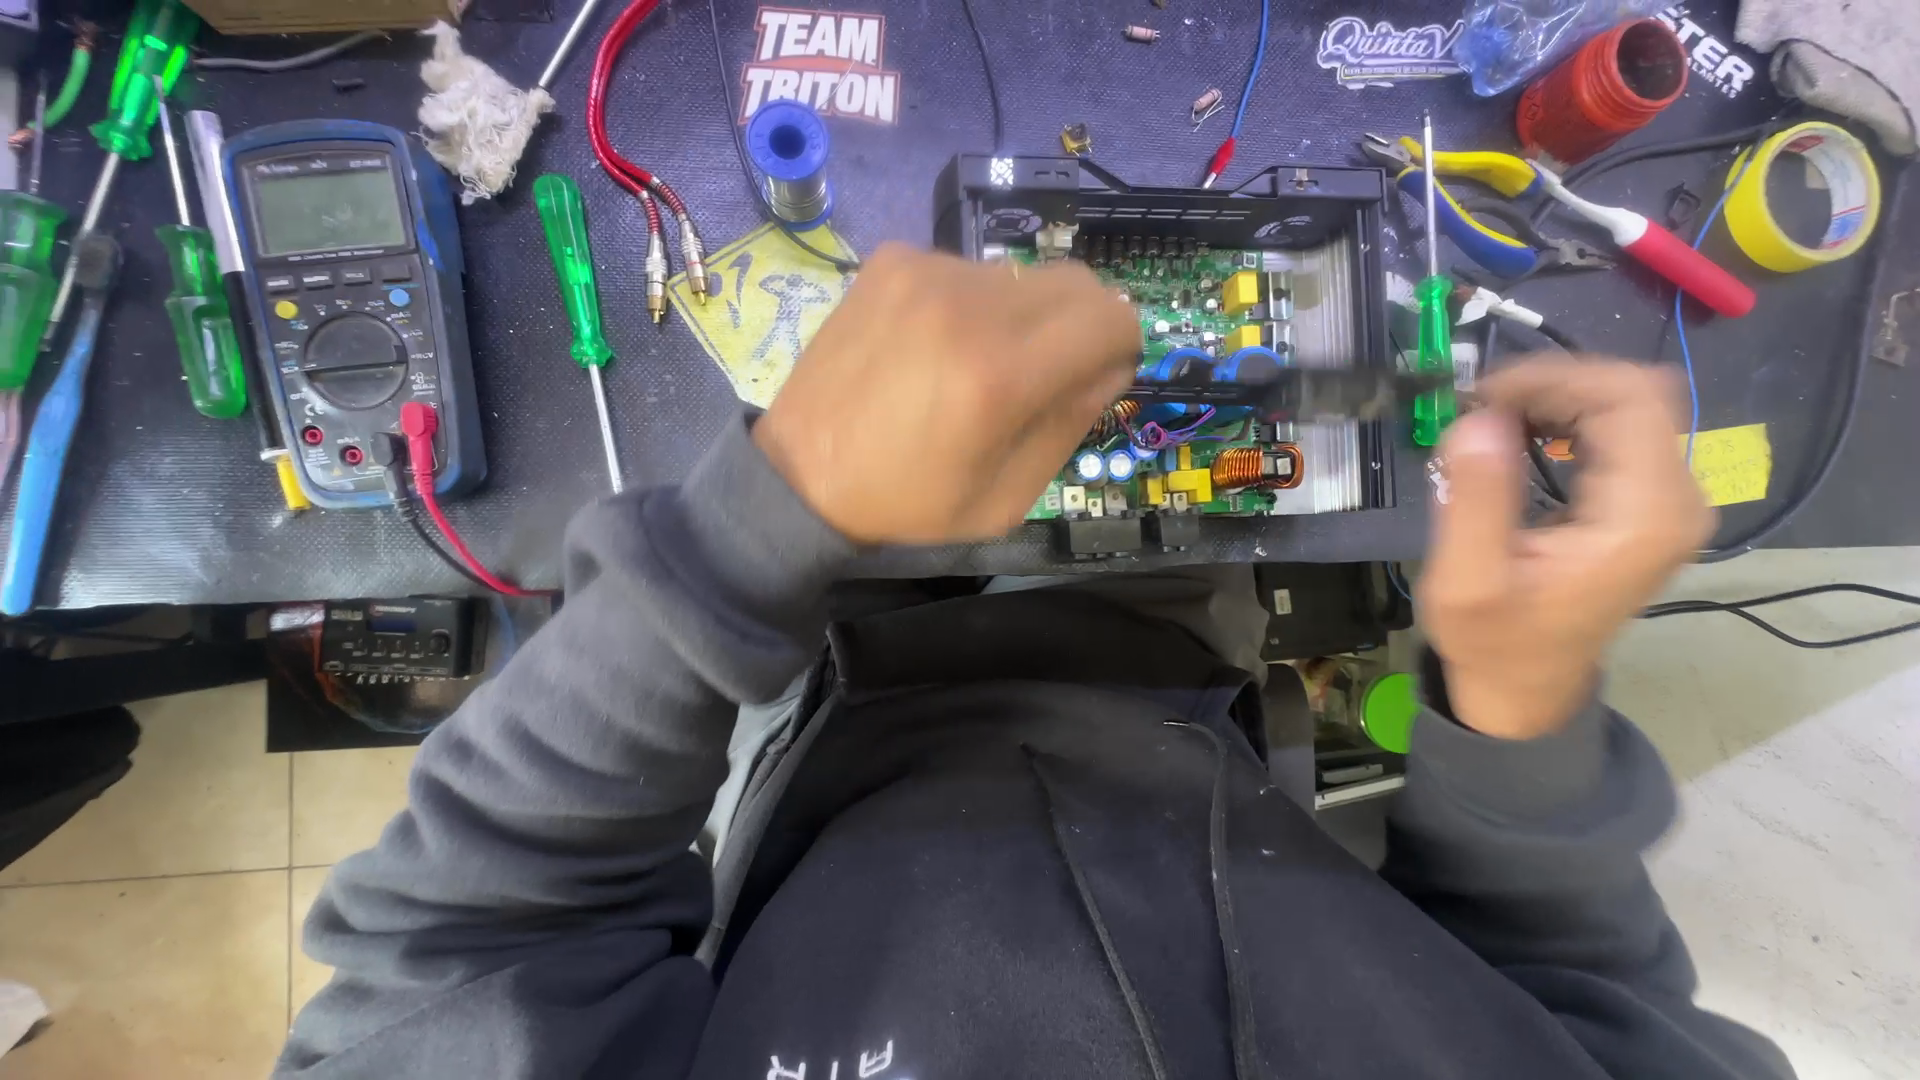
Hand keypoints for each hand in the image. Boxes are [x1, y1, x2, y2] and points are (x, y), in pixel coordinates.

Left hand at [753, 243, 1139, 543]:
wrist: (800, 474)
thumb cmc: (908, 500)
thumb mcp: (1005, 499)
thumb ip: (1069, 427)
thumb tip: (1108, 368)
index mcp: (1000, 376)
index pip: (1112, 317)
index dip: (1120, 347)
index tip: (1097, 375)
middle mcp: (969, 306)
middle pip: (1076, 282)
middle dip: (1080, 327)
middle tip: (1044, 372)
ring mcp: (926, 273)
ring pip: (1021, 276)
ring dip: (1022, 316)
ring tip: (975, 363)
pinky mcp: (893, 261)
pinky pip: (968, 271)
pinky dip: (971, 304)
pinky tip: (934, 345)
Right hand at [1419, 358, 1713, 739]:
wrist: (1524, 687)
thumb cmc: (1492, 641)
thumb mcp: (1466, 580)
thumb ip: (1474, 499)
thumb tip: (1475, 420)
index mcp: (1641, 516)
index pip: (1627, 399)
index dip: (1553, 379)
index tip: (1478, 397)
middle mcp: (1674, 500)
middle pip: (1634, 393)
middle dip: (1551, 384)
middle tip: (1476, 408)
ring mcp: (1665, 502)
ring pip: (1627, 405)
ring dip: (1553, 399)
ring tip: (1487, 422)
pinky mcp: (1643, 505)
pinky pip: (1618, 432)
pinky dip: (1563, 421)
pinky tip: (1516, 439)